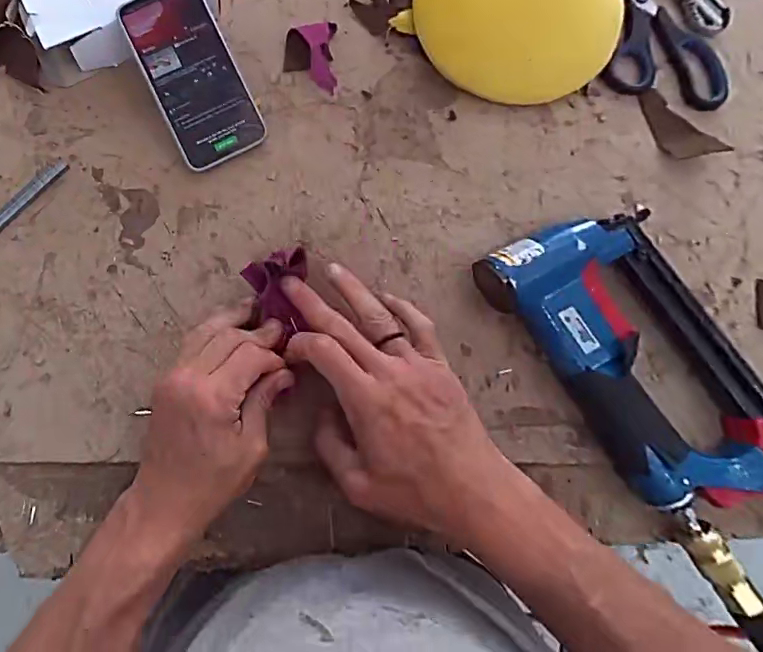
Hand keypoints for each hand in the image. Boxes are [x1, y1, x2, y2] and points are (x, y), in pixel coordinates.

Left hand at [131, 302, 294, 537]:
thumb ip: (264, 401)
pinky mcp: (165, 379)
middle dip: (257, 331)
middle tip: (279, 329)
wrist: (161, 503)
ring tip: (255, 311)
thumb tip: (283, 372)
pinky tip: (230, 329)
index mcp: (212, 397)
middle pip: (228, 335)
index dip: (272, 353)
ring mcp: (172, 375)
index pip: (250, 354)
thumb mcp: (251, 448)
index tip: (287, 360)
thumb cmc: (211, 484)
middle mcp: (188, 378)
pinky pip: (192, 342)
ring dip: (232, 320)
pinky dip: (213, 331)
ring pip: (206, 330)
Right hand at [281, 263, 522, 545]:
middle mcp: (389, 372)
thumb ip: (330, 446)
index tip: (289, 345)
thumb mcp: (358, 485)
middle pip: (344, 327)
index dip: (301, 342)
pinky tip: (386, 297)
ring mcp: (417, 363)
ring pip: (379, 318)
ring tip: (334, 270)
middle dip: (313, 303)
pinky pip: (419, 326)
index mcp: (365, 400)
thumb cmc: (415, 492)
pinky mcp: (439, 364)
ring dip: (354, 291)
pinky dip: (401, 308)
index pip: (325, 352)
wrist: (473, 488)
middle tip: (291, 282)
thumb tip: (322, 411)